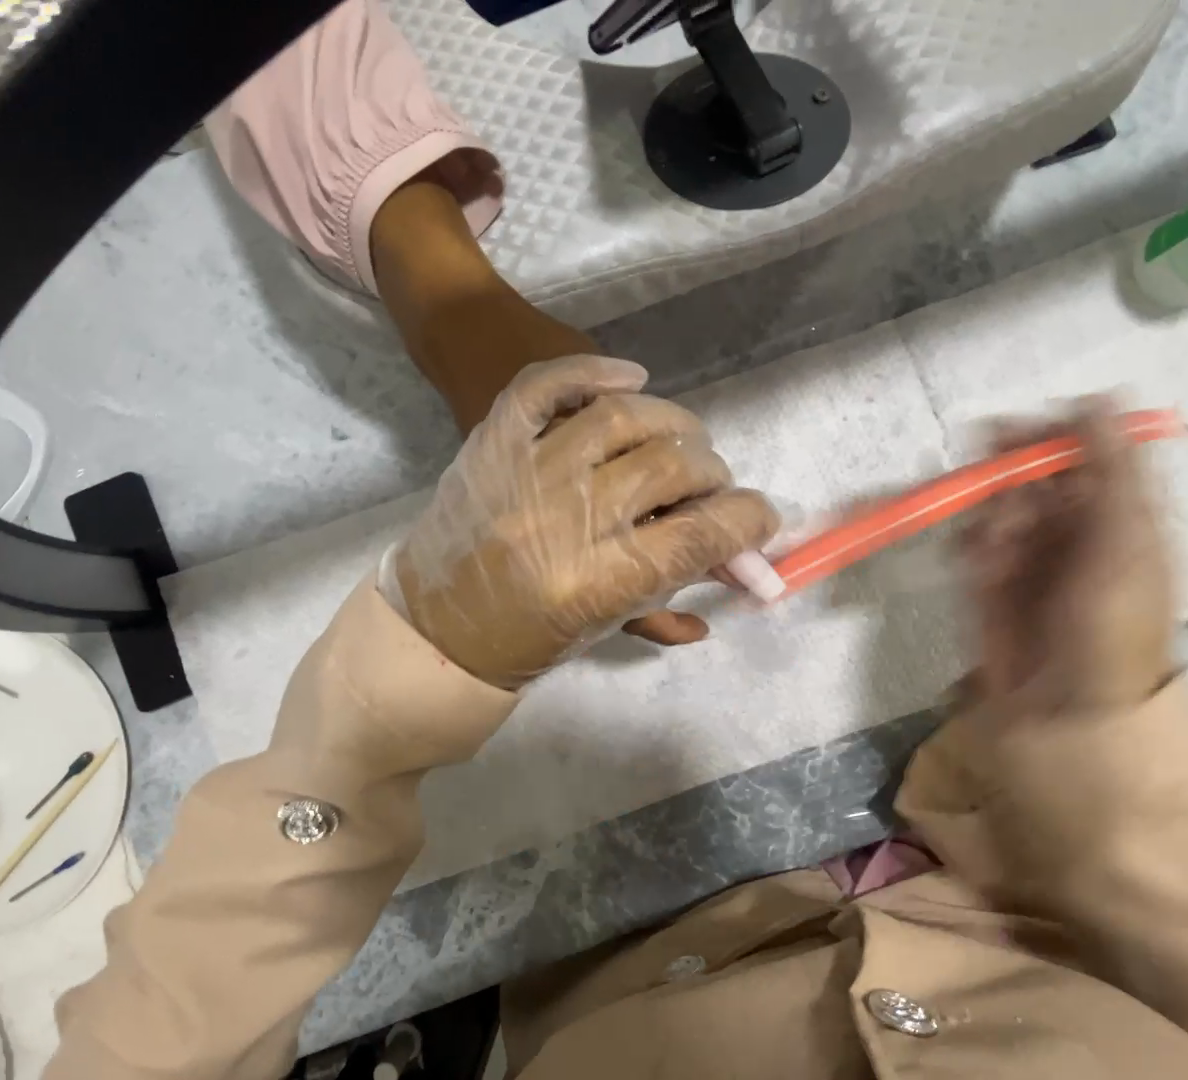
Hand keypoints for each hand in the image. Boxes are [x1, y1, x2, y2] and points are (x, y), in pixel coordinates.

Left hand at [393, 354, 779, 688]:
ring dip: (674, 425)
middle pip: (674, 469)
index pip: (701, 535)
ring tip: (683, 442)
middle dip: (715, 475)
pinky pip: (551, 385)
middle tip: (713, 487)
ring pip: (626, 418)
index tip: (759, 520)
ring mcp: (526, 471)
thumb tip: (751, 575)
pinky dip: (594, 372)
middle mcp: (562, 523)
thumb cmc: (521, 641)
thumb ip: (673, 596)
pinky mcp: (494, 439)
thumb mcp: (601, 627)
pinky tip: (631, 380)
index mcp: (592, 586)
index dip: (748, 522)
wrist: (428, 627)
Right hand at [960, 397, 1177, 710]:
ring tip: (999, 539)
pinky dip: (970, 542)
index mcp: (1118, 513)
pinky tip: (977, 559)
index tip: (1023, 428)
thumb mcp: (1128, 540)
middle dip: (1008, 465)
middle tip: (990, 466)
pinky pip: (970, 540)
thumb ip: (1112, 468)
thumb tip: (1097, 396)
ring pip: (995, 501)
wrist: (1069, 708)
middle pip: (1031, 470)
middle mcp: (1071, 525)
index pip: (1084, 451)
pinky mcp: (985, 577)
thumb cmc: (1114, 625)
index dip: (1053, 433)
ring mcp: (1025, 552)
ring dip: (990, 508)